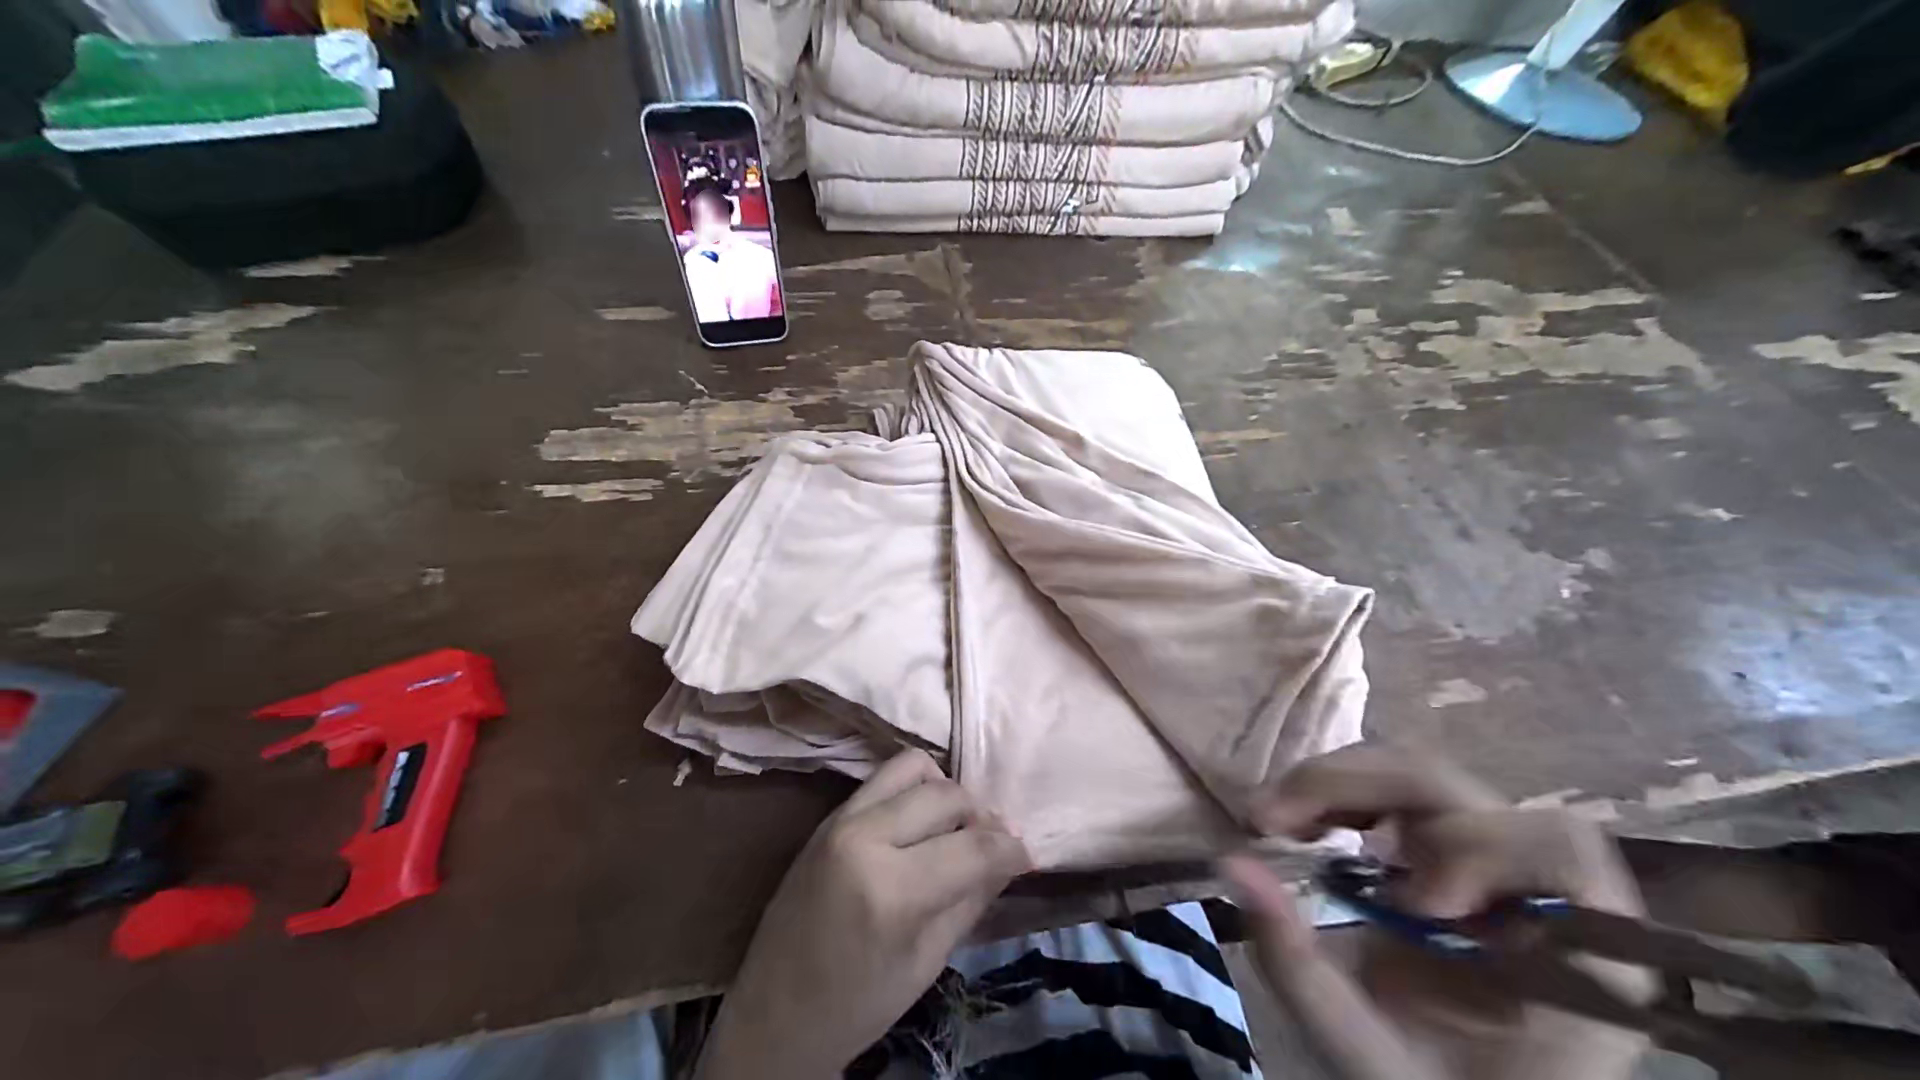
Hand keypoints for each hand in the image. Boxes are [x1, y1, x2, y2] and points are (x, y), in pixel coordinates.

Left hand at [696, 750, 1030, 1079]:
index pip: (974, 847)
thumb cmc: (858, 1003)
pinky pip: (882, 778)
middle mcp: (864, 837)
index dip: (1012, 848)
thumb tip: (1013, 856)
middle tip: (993, 844)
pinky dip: (913, 789)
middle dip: (982, 817)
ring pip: (913, 766)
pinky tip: (921, 823)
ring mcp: (840, 819)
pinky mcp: (828, 815)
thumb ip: (973, 897)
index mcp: (891, 890)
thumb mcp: (928, 961)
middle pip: (947, 795)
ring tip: (953, 826)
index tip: (1027, 855)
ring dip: (945, 791)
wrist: (774, 1012)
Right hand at [1221, 743, 1651, 1079]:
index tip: (1410, 903)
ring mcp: (1483, 858)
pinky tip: (1303, 818)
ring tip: (1274, 816)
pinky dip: (1339, 790)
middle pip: (1459, 789)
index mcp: (1571, 953)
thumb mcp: (1364, 1051)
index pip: (1557, 849)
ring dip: (1337, 781)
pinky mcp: (1441, 847)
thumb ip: (1299, 965)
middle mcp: (1533, 887)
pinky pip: (1393, 789)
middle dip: (1355, 787)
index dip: (1479, 850)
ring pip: (1418, 774)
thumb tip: (1231, 862)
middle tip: (1269, 817)